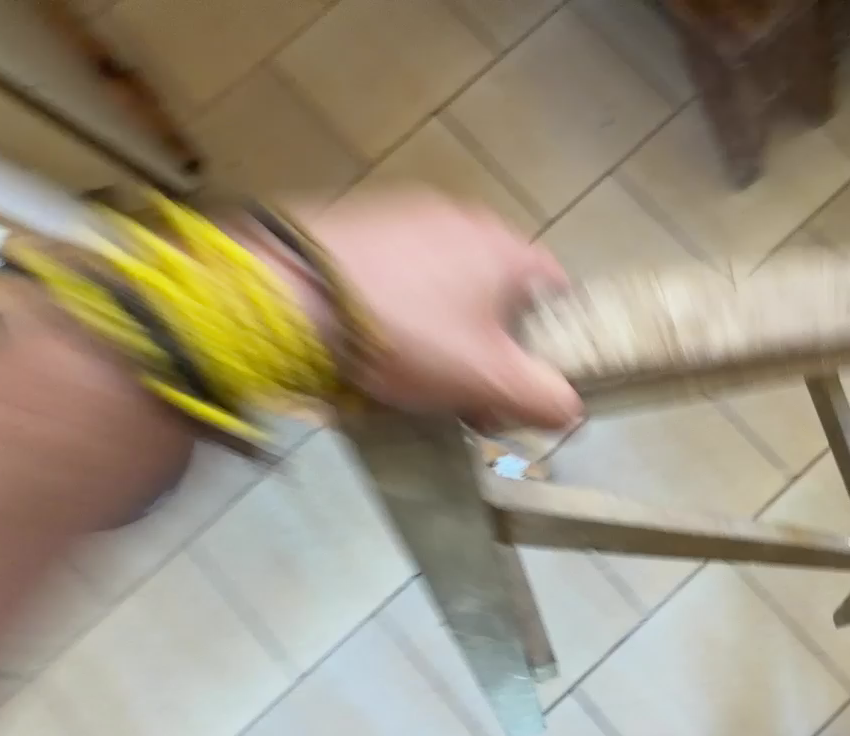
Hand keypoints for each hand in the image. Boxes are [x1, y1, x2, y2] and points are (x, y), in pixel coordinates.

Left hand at [282, 189, 582, 430]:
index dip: (555, 337)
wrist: (279, 294)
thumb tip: (571, 408)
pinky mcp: (351, 220)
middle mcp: (461, 217)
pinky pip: (400, 272)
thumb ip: (547, 398)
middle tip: (475, 385)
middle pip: (502, 291)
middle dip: (496, 340)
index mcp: (504, 247)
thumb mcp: (492, 381)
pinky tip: (376, 339)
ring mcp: (402, 213)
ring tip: (419, 370)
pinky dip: (402, 306)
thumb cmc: (408, 335)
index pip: (558, 290)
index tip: (532, 374)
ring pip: (451, 282)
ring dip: (449, 326)